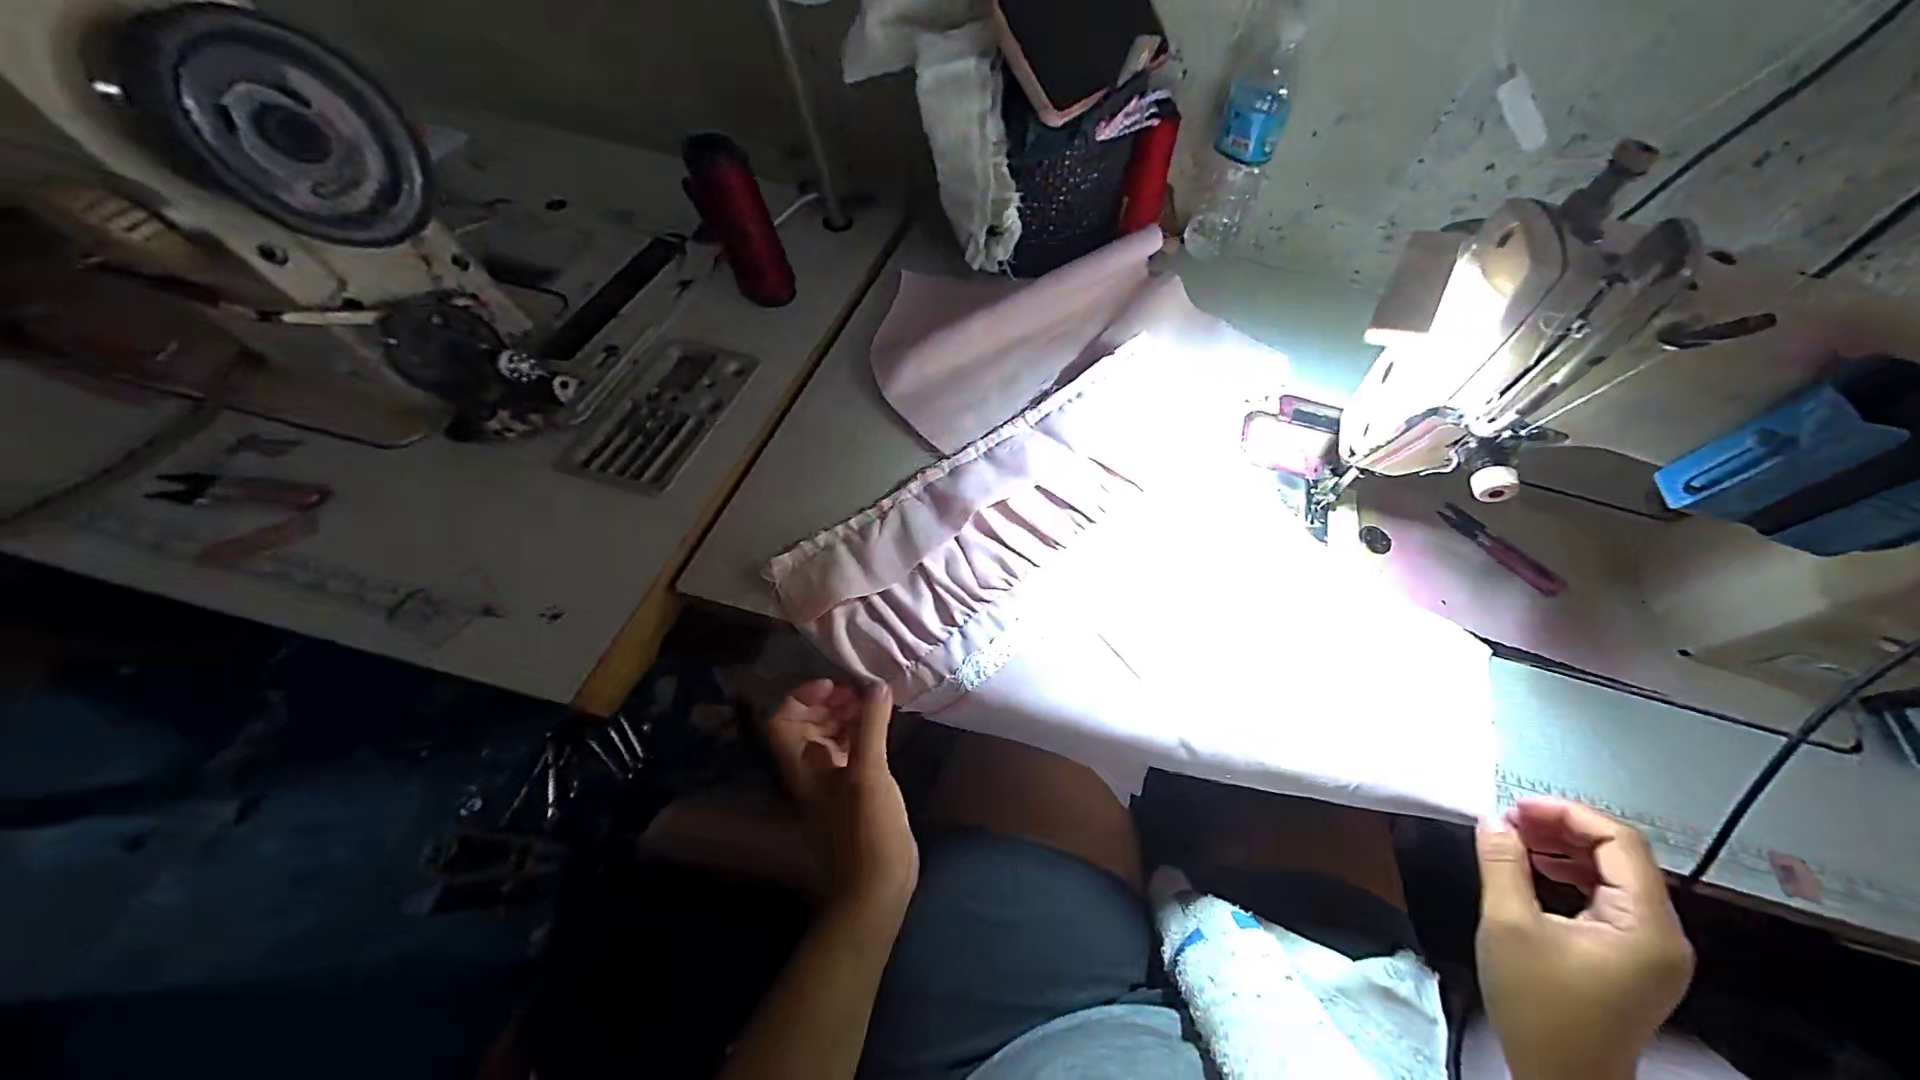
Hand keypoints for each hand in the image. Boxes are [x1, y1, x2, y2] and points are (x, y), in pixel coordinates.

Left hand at [766, 679, 917, 915]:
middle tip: (862, 693)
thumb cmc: (866, 833)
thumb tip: (876, 686)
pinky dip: (863, 732)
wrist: (877, 888)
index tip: (836, 687)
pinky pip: (852, 750)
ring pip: (830, 736)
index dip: (803, 697)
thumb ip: (871, 728)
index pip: (783, 720)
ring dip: (848, 715)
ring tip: (875, 703)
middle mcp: (812, 771)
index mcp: (803, 769)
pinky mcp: (856, 790)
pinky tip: (883, 723)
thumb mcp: (868, 776)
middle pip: (808, 724)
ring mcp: (834, 781)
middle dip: (831, 702)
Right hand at [1475, 798, 1694, 1079]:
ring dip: (1564, 849)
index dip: (1568, 814)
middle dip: (1562, 828)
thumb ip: (1502, 864)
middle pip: (1621, 856)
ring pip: (1614, 874)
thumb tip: (1493, 819)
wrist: (1562, 1075)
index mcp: (1645, 926)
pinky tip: (1534, 870)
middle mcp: (1662, 934)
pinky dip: (1571, 874)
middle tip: (1508, 819)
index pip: (1621, 843)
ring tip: (1514, 839)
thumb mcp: (1507, 925)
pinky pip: (1608, 897)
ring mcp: (1651, 947)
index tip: (1516, 807)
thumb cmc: (1537, 1003)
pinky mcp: (1633, 956)